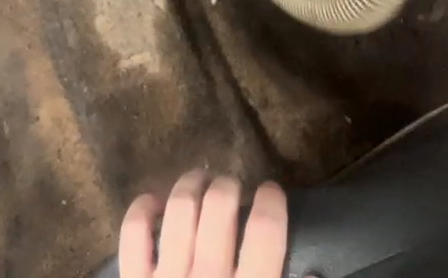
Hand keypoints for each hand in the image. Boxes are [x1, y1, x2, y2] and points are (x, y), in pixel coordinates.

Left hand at [118, 171, 286, 277]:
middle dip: (227, 186)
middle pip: (218, 207)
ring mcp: (167, 276)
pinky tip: (154, 201)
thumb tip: (314, 272)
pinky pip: (133, 234)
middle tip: (231, 186)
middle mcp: (208, 275)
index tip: (271, 189)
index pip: (264, 231)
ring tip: (199, 181)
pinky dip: (141, 210)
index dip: (271, 201)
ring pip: (179, 210)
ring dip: (190, 186)